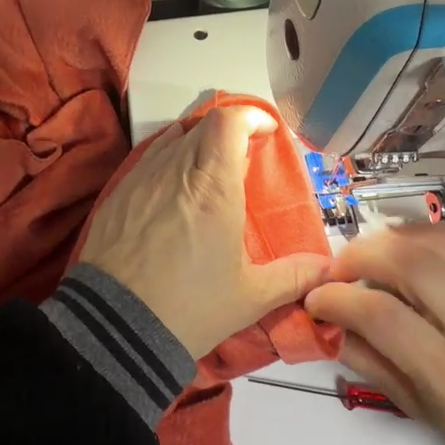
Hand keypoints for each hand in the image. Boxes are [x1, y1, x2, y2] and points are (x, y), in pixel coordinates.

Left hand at [80, 106, 332, 358]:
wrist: (115, 327)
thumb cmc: (189, 307)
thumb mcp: (250, 296)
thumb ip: (294, 276)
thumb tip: (328, 269)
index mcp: (214, 187)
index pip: (229, 122)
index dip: (250, 116)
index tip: (266, 132)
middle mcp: (176, 170)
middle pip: (203, 126)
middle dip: (228, 132)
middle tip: (244, 158)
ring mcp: (142, 178)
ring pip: (173, 139)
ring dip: (197, 143)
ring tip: (210, 172)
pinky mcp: (118, 193)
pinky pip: (148, 159)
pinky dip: (169, 159)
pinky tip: (175, 187)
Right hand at [303, 223, 444, 444]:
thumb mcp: (417, 407)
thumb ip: (369, 361)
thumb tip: (327, 323)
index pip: (384, 316)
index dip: (340, 300)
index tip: (317, 300)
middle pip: (411, 264)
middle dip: (361, 256)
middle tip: (339, 269)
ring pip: (437, 241)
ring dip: (390, 238)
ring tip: (368, 254)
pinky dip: (425, 231)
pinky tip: (405, 244)